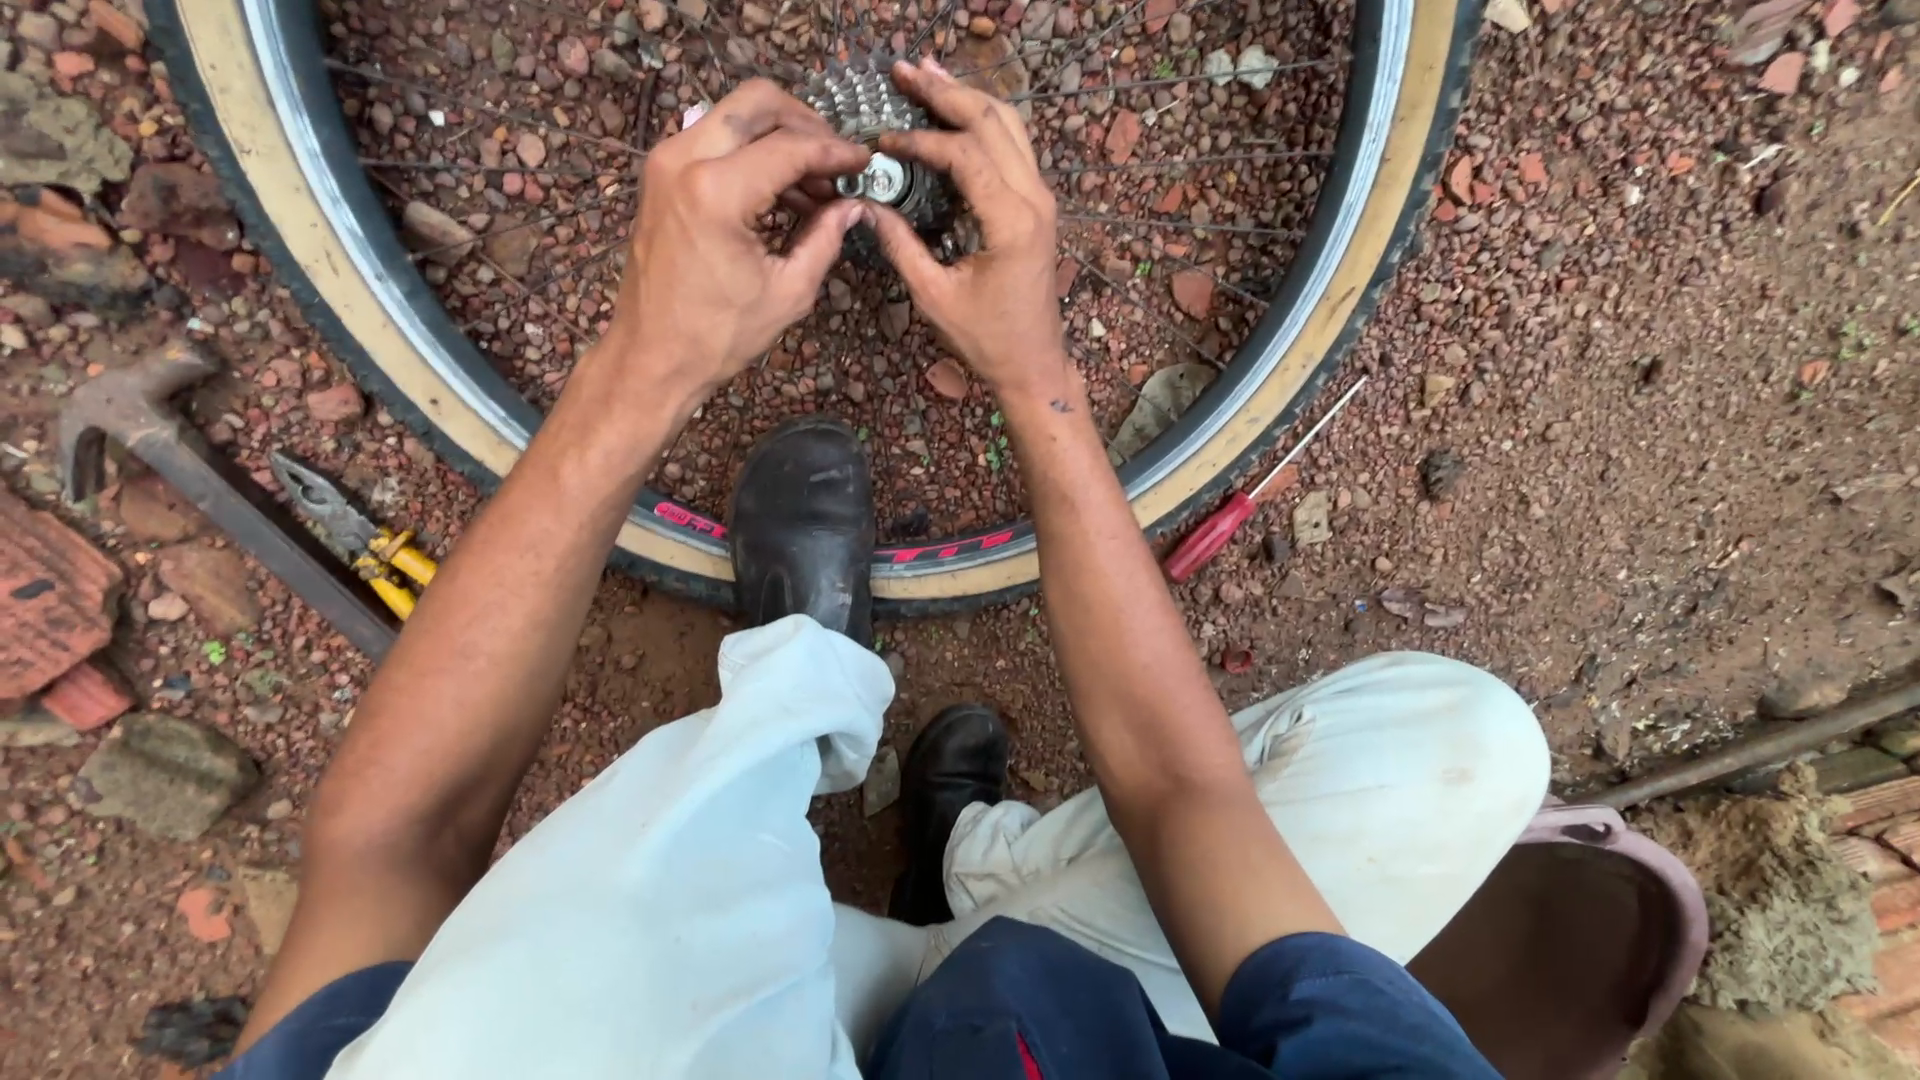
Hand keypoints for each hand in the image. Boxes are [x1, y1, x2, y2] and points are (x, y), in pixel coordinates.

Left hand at [591, 79, 871, 408]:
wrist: (651, 355)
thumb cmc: (719, 335)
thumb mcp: (788, 292)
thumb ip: (825, 239)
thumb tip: (853, 206)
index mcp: (717, 193)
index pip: (791, 147)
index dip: (835, 152)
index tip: (864, 163)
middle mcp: (684, 160)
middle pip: (756, 102)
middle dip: (805, 123)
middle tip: (836, 159)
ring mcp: (665, 162)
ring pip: (733, 115)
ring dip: (778, 137)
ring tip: (815, 186)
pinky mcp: (660, 175)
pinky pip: (713, 139)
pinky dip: (751, 152)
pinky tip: (782, 192)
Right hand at [868, 59, 1069, 402]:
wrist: (1033, 363)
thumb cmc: (986, 339)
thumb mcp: (934, 297)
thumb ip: (900, 245)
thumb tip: (865, 205)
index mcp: (1011, 222)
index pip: (964, 154)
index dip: (920, 140)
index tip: (882, 142)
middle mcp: (1035, 200)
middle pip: (993, 120)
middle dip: (946, 92)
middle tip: (904, 70)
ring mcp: (1042, 200)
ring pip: (1010, 125)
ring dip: (969, 97)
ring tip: (929, 75)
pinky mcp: (1039, 206)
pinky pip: (1015, 146)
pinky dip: (985, 122)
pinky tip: (958, 111)